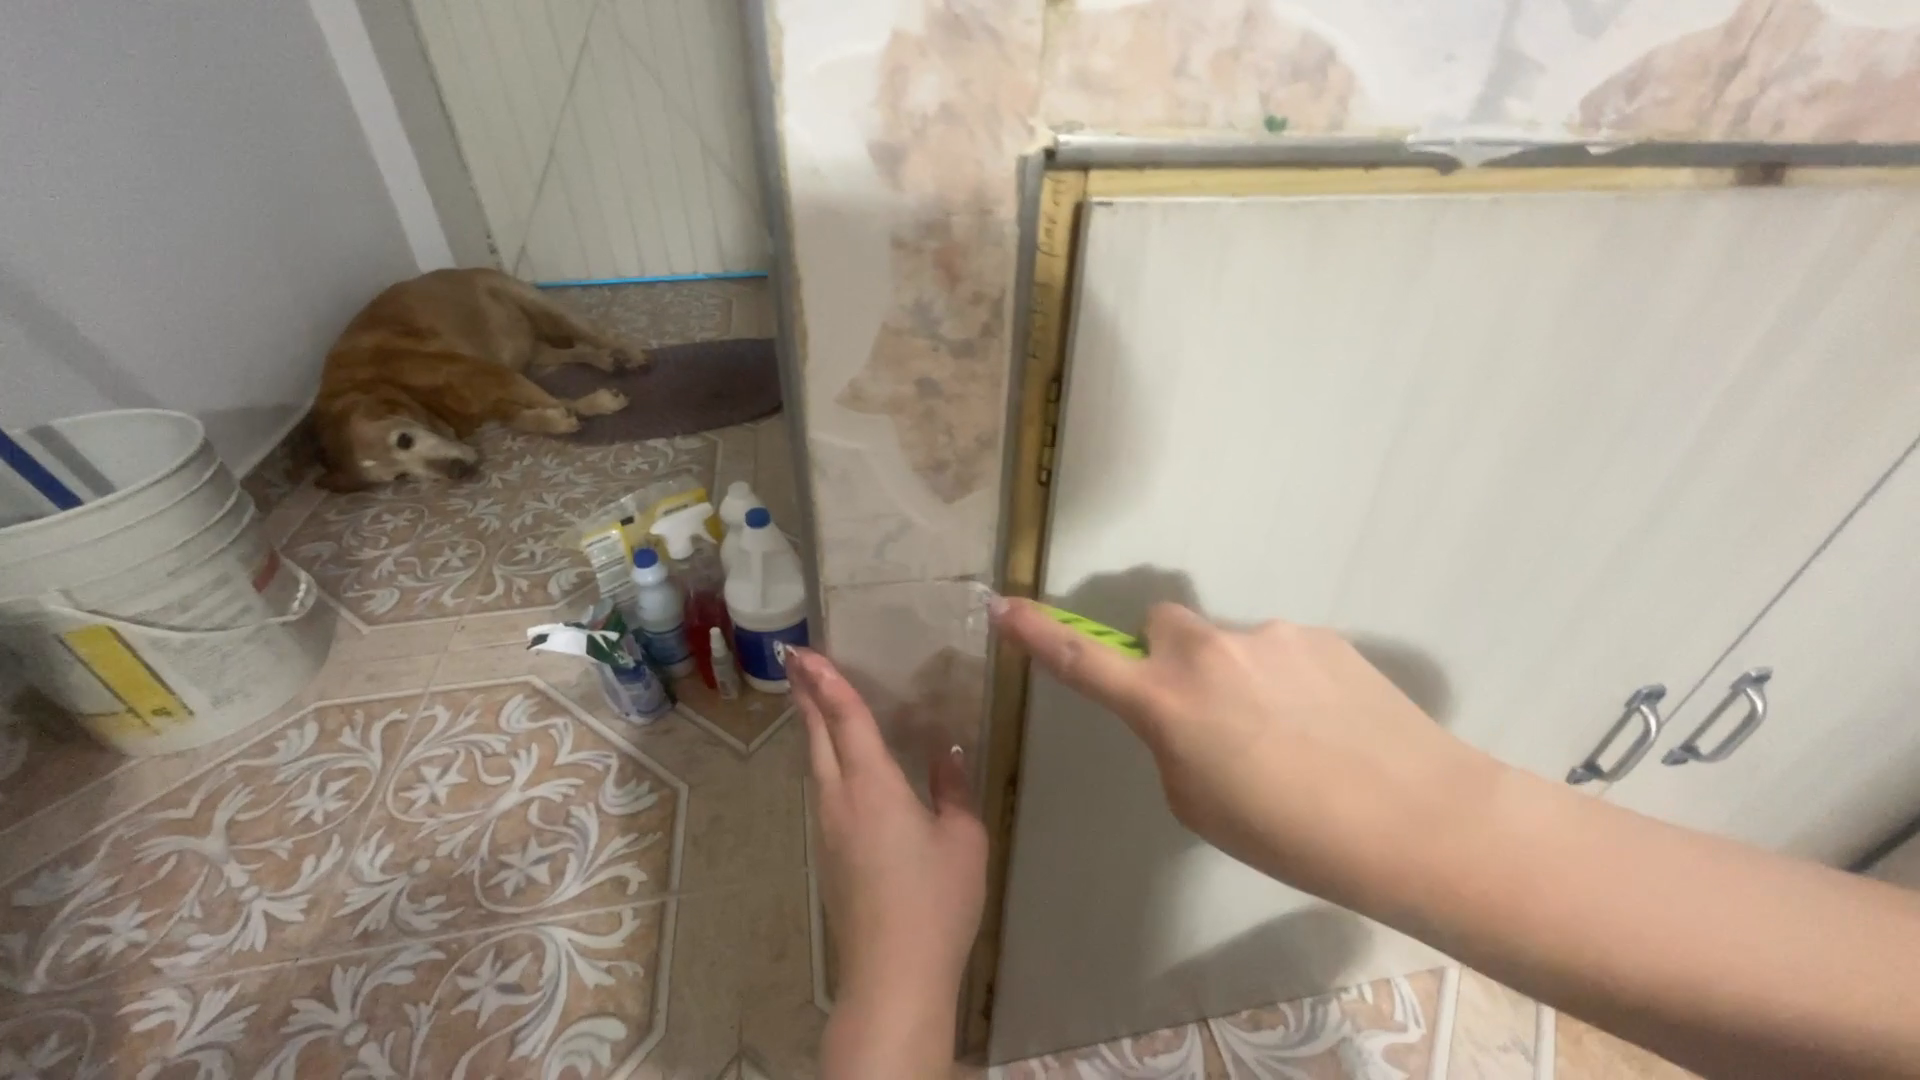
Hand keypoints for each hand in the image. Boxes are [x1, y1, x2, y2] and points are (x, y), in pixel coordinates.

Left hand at [787, 647, 984, 1078]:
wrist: (893, 974)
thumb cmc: (935, 899)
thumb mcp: (962, 838)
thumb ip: (952, 788)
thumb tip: (944, 751)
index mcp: (873, 786)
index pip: (846, 720)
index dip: (828, 682)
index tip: (807, 652)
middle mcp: (839, 798)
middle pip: (816, 735)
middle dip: (805, 694)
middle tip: (796, 659)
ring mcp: (827, 828)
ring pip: (814, 762)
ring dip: (811, 726)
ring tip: (811, 699)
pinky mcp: (826, 854)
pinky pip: (821, 788)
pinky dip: (821, 757)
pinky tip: (833, 761)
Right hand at [992, 600, 1492, 904]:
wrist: (1415, 819)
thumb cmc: (1289, 834)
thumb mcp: (1197, 803)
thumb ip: (1170, 743)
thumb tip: (1184, 711)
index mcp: (1166, 703)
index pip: (1082, 660)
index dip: (1037, 633)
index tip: (1002, 605)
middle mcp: (1206, 654)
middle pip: (1162, 628)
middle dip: (1169, 658)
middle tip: (1208, 711)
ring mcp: (1265, 636)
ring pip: (1226, 644)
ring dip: (1237, 676)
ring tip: (1291, 733)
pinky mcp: (1316, 634)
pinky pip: (1277, 650)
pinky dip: (1285, 679)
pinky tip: (1326, 723)